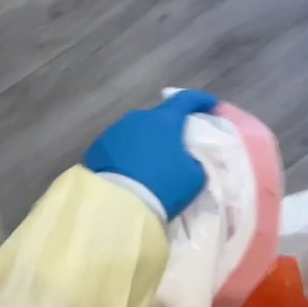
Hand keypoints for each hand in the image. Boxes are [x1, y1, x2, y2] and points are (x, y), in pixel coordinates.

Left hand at [83, 90, 218, 218]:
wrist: (118, 207)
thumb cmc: (163, 187)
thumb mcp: (194, 177)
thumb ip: (195, 160)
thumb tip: (188, 158)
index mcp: (165, 120)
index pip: (185, 99)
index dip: (200, 100)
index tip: (209, 105)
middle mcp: (138, 118)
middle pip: (159, 116)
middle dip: (170, 126)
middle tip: (178, 143)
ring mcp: (114, 131)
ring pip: (137, 131)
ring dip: (147, 141)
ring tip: (152, 161)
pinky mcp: (97, 147)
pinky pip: (120, 145)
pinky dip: (128, 153)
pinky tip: (131, 171)